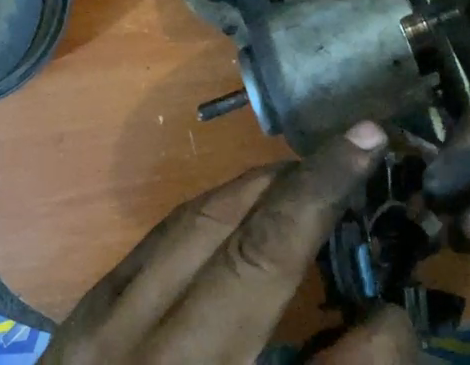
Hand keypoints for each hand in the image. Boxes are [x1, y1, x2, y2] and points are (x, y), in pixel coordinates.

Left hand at [45, 121, 416, 363]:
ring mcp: (94, 318)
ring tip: (303, 188)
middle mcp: (127, 333)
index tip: (366, 135)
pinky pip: (158, 240)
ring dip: (249, 193)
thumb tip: (387, 316)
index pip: (259, 253)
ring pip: (186, 218)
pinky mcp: (82, 313)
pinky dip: (210, 219)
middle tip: (345, 166)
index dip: (317, 188)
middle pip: (218, 220)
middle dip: (288, 181)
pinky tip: (240, 223)